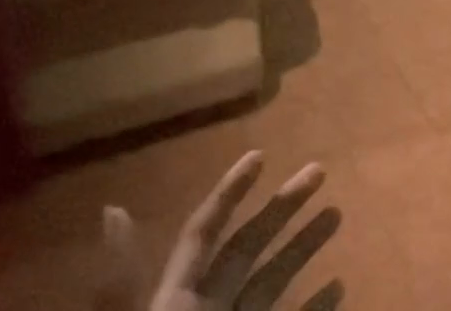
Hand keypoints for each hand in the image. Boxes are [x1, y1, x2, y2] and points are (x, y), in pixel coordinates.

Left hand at [99, 151, 338, 310]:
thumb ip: (120, 281)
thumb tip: (112, 210)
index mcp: (172, 303)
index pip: (203, 232)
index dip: (228, 193)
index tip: (260, 155)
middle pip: (248, 248)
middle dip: (282, 208)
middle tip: (319, 172)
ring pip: (274, 284)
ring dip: (304, 249)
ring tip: (336, 216)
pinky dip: (314, 309)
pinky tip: (339, 288)